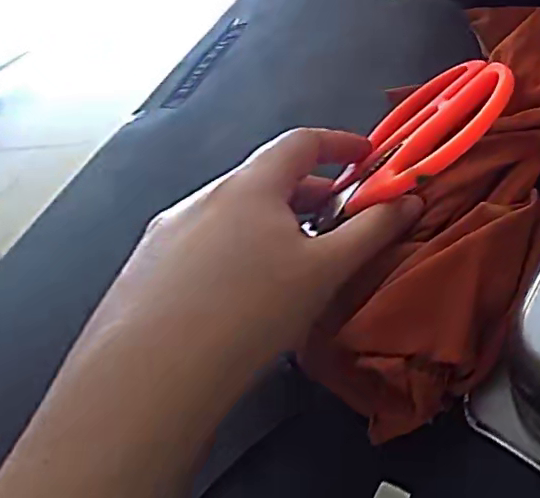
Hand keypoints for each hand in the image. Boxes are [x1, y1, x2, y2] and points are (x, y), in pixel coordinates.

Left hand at [88, 127, 422, 384]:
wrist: (132, 398)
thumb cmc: (243, 315)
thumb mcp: (330, 267)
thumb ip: (376, 226)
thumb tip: (407, 202)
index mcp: (247, 188)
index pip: (301, 141)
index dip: (341, 143)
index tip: (367, 155)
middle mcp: (199, 204)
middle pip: (269, 177)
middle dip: (315, 191)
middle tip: (344, 218)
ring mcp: (159, 242)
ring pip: (236, 214)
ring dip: (278, 223)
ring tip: (302, 261)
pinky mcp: (136, 279)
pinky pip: (204, 245)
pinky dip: (241, 250)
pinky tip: (252, 293)